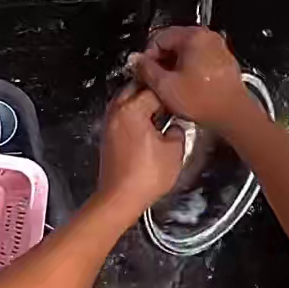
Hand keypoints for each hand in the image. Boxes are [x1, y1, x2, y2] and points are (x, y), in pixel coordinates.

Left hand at [95, 85, 185, 215]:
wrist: (120, 198)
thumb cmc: (146, 175)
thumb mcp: (174, 151)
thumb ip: (178, 132)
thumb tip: (175, 127)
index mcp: (132, 110)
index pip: (154, 90)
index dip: (170, 94)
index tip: (181, 100)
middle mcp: (117, 112)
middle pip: (134, 89)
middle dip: (151, 91)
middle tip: (169, 99)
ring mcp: (109, 125)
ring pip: (124, 101)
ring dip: (140, 102)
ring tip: (159, 110)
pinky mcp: (107, 138)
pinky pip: (120, 116)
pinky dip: (133, 115)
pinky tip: (147, 125)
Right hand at [130, 27, 255, 132]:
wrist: (233, 115)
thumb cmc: (205, 101)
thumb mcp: (165, 86)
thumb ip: (146, 70)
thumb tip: (136, 61)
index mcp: (193, 37)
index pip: (159, 37)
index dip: (148, 55)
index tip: (145, 71)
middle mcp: (208, 38)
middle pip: (173, 43)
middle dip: (162, 61)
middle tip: (157, 81)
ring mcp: (218, 49)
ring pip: (186, 53)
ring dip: (175, 68)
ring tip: (172, 88)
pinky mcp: (223, 63)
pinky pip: (200, 61)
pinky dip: (190, 72)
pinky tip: (187, 89)